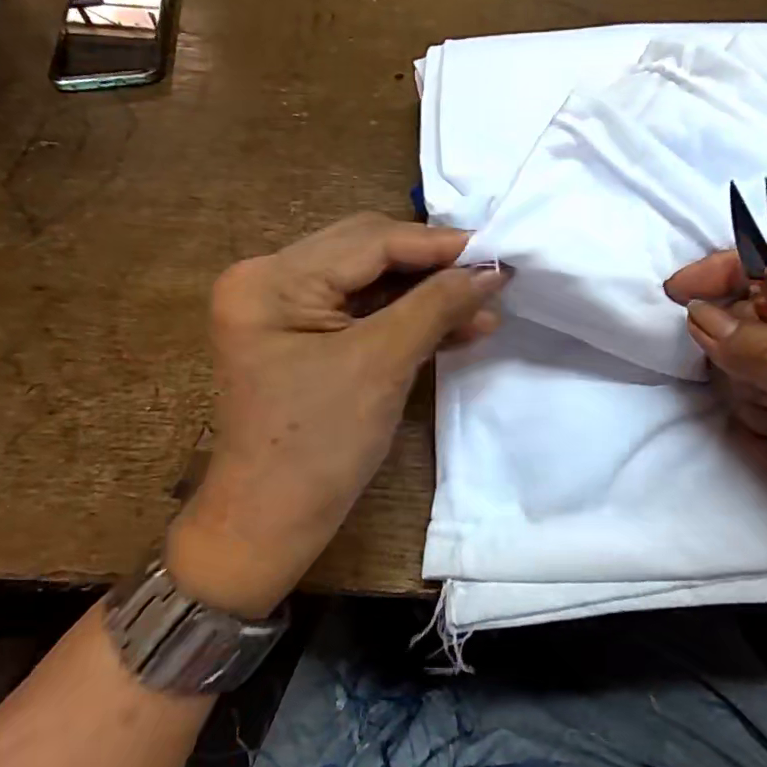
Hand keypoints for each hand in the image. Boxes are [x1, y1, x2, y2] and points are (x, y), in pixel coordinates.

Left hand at [166, 213, 509, 616]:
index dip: (438, 244)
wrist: (272, 524)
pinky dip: (410, 318)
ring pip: (374, 283)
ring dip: (428, 295)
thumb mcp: (383, 365)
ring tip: (485, 307)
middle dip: (434, 266)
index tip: (497, 250)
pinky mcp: (306, 336)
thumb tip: (493, 267)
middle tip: (491, 274)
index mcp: (270, 281)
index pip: (368, 241)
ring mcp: (286, 309)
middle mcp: (269, 281)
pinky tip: (460, 326)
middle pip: (369, 253)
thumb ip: (438, 305)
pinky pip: (366, 313)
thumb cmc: (319, 445)